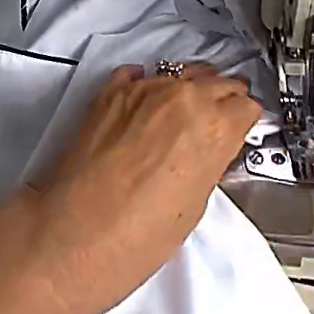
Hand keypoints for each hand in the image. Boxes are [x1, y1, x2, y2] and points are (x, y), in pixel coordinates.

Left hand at [0, 63, 260, 313]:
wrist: (66, 240)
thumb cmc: (129, 239)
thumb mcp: (196, 204)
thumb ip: (211, 162)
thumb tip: (212, 150)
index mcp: (215, 127)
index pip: (247, 105)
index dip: (244, 120)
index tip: (239, 128)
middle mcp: (183, 99)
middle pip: (220, 81)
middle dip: (222, 100)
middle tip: (215, 122)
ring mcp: (145, 91)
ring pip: (183, 73)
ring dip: (188, 91)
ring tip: (179, 118)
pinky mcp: (111, 92)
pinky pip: (141, 75)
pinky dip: (147, 87)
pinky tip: (145, 110)